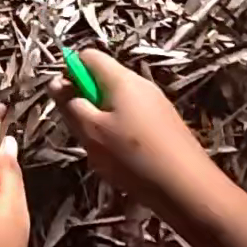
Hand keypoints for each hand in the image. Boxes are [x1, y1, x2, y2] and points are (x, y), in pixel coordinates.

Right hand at [52, 49, 226, 211]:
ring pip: (115, 101)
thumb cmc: (134, 157)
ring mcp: (156, 103)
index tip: (66, 101)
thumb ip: (70, 105)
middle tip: (83, 130)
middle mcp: (140, 84)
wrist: (190, 190)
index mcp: (121, 79)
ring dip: (101, 119)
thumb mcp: (92, 132)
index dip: (70, 72)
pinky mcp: (164, 123)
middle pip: (102, 78)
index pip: (88, 56)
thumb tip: (56, 83)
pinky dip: (119, 131)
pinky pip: (132, 116)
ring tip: (102, 148)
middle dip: (85, 100)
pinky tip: (123, 158)